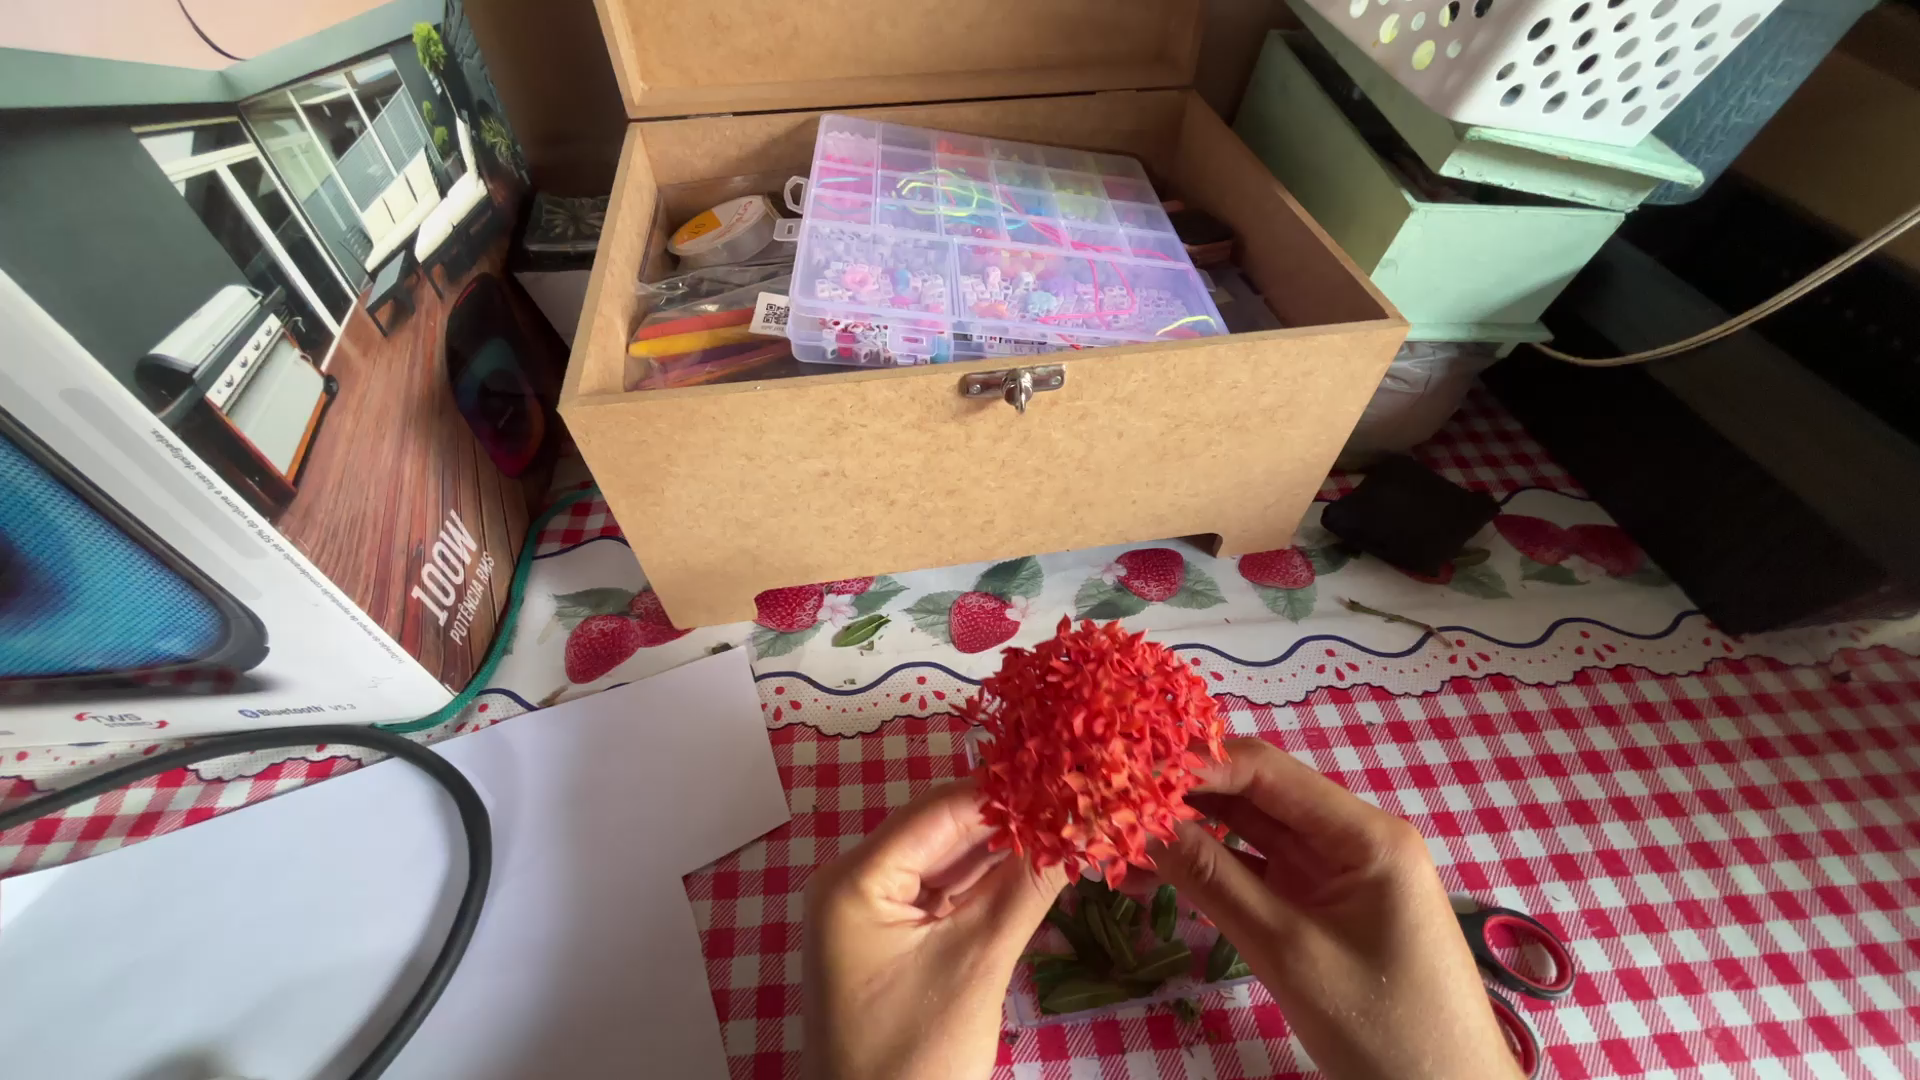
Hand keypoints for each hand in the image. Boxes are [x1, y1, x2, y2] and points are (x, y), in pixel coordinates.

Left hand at [802, 778, 1069, 1079]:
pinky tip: (1031, 863)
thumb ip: (1025, 889)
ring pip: (946, 860)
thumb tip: (1079, 828)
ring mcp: (873, 909)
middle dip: (1006, 819)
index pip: (938, 812)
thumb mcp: (977, 965)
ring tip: (1060, 822)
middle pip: (942, 832)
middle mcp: (856, 881)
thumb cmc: (917, 1060)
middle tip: (1068, 798)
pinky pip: (943, 892)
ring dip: (1001, 848)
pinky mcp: (893, 934)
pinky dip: (986, 882)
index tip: (1058, 776)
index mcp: (855, 879)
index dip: (1001, 792)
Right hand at [1152, 738, 1522, 1079]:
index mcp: (1362, 832)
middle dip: (1184, 795)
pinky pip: (1251, 868)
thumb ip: (1211, 878)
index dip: (1194, 762)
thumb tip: (1140, 822)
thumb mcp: (1287, 951)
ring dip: (1188, 831)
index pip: (1264, 769)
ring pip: (1245, 829)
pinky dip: (1206, 867)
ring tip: (1123, 836)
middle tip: (1117, 800)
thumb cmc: (1383, 1031)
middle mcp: (1346, 836)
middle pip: (1252, 793)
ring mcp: (1330, 870)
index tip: (1130, 768)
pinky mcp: (1314, 901)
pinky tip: (1155, 870)